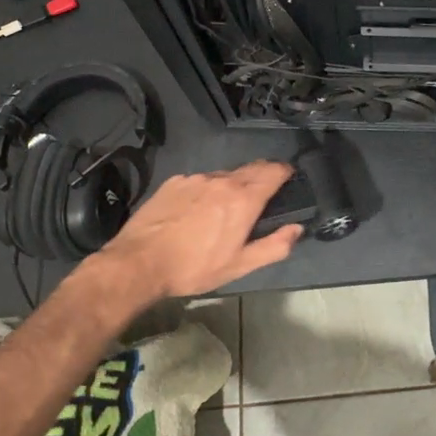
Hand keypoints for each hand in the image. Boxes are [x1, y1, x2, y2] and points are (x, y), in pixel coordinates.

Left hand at [91, 161, 304, 301]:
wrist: (138, 263)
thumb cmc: (194, 267)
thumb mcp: (239, 266)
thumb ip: (274, 246)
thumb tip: (297, 229)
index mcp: (243, 199)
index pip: (274, 171)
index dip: (285, 172)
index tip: (289, 179)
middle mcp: (221, 180)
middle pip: (251, 168)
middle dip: (263, 176)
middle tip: (264, 195)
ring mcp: (195, 179)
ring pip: (224, 175)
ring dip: (233, 185)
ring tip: (226, 207)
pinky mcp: (173, 182)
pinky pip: (200, 181)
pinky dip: (207, 190)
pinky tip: (197, 210)